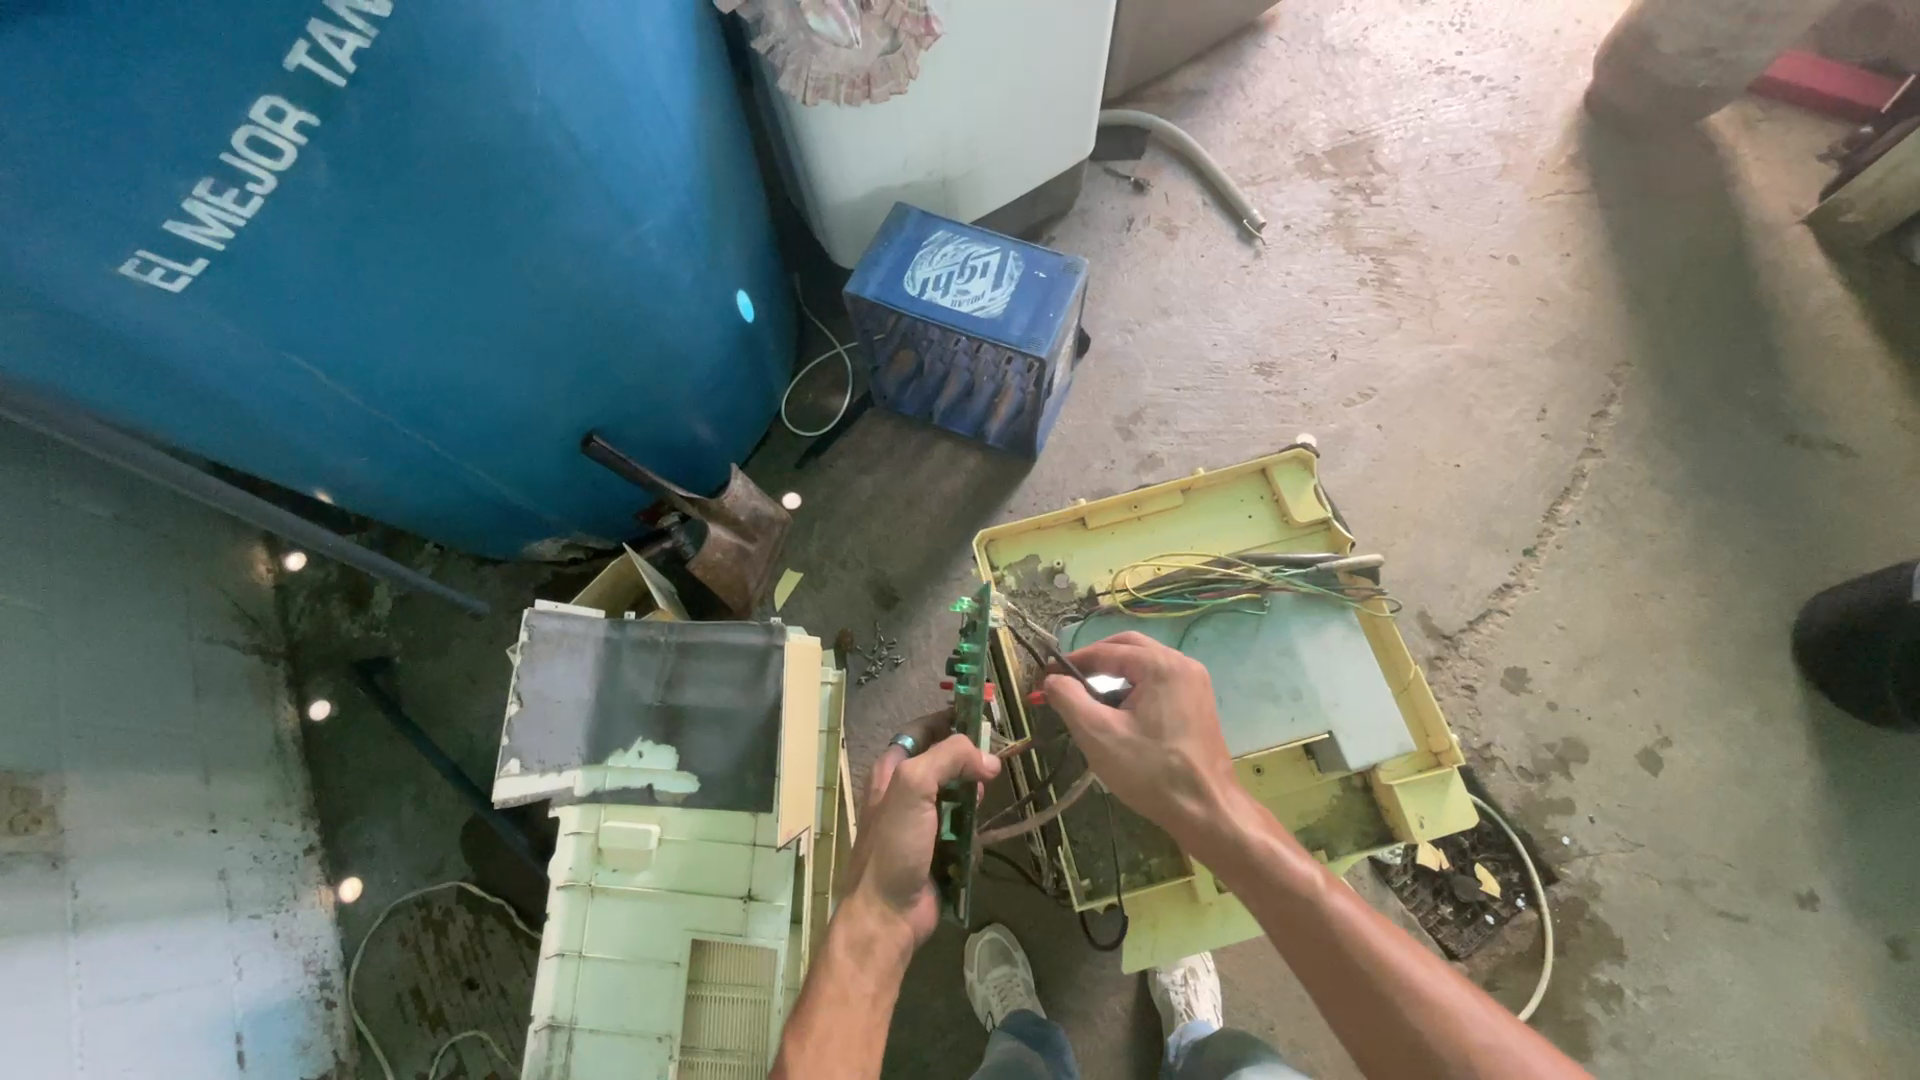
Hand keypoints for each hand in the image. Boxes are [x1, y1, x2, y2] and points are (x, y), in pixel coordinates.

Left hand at [840, 716, 1000, 948]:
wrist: (887, 914)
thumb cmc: (894, 845)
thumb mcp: (914, 786)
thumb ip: (949, 758)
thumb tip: (988, 760)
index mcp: (890, 769)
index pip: (922, 729)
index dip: (948, 720)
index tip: (981, 717)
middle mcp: (904, 790)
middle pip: (945, 761)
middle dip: (967, 763)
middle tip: (987, 768)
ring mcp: (921, 820)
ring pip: (958, 794)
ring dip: (971, 799)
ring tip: (977, 806)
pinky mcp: (938, 848)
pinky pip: (964, 827)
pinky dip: (972, 830)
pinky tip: (974, 838)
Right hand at [1042, 632, 1240, 848]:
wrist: (1206, 810)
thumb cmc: (1150, 771)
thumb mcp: (1098, 734)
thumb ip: (1068, 698)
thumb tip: (1051, 679)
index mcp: (1160, 665)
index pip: (1106, 651)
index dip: (1071, 662)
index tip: (1045, 676)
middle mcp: (1182, 663)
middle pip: (1129, 647)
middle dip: (1095, 660)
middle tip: (1067, 678)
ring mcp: (1195, 682)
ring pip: (1145, 664)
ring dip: (1115, 674)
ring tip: (1089, 698)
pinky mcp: (1198, 702)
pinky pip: (1159, 681)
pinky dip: (1135, 688)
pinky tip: (1119, 713)